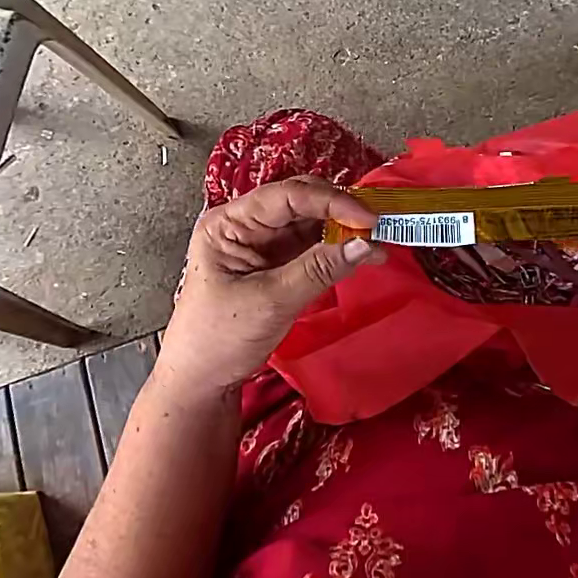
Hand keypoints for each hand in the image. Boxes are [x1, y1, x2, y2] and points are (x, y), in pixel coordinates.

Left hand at [157, 176, 383, 394]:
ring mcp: (261, 245)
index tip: (366, 218)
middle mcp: (244, 226)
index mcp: (227, 224)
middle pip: (299, 202)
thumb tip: (363, 245)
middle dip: (339, 211)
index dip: (330, 201)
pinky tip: (359, 254)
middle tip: (376, 226)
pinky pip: (311, 246)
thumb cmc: (217, 340)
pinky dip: (336, 249)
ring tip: (375, 242)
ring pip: (309, 223)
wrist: (201, 381)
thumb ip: (318, 270)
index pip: (285, 196)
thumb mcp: (270, 302)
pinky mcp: (275, 265)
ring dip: (343, 229)